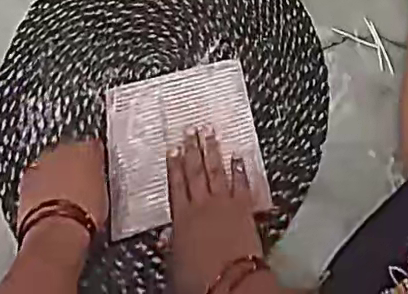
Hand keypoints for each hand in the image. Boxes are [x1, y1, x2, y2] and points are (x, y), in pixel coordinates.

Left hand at [17, 138, 109, 240]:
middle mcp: (67, 149)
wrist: (56, 233)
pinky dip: (37, 187)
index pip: (93, 147)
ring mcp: (45, 162)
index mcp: (90, 148)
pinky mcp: (27, 178)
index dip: (93, 163)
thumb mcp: (102, 196)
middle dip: (70, 166)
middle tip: (75, 186)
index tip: (93, 174)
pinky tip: (42, 203)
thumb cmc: (83, 216)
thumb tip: (94, 185)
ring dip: (52, 175)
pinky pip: (34, 178)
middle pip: (69, 151)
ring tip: (58, 198)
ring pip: (50, 163)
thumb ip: (97, 181)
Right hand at [167, 131, 264, 293]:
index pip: (176, 185)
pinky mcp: (243, 206)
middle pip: (195, 171)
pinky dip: (238, 168)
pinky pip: (240, 182)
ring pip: (215, 170)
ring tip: (209, 131)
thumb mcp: (176, 265)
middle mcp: (202, 205)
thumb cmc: (200, 280)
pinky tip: (237, 155)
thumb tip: (164, 236)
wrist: (230, 282)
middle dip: (191, 149)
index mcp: (183, 218)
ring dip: (212, 149)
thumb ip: (172, 245)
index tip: (172, 148)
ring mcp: (224, 202)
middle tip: (189, 129)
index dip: (173, 166)